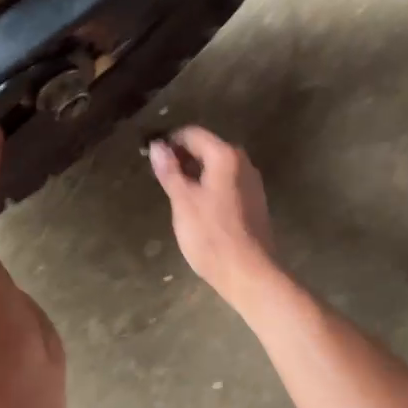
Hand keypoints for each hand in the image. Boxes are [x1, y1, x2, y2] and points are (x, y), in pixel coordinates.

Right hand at [148, 126, 279, 306]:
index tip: (152, 157)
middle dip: (183, 157)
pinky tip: (198, 206)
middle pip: (207, 148)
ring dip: (195, 172)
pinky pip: (227, 182)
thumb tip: (157, 146)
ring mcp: (252, 182)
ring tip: (176, 192)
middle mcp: (243, 162)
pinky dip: (210, 185)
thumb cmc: (212, 235)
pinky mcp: (255, 201)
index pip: (193, 134)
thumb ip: (170, 170)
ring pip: (218, 166)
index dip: (170, 141)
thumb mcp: (183, 201)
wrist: (250, 274)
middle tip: (161, 176)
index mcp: (226, 156)